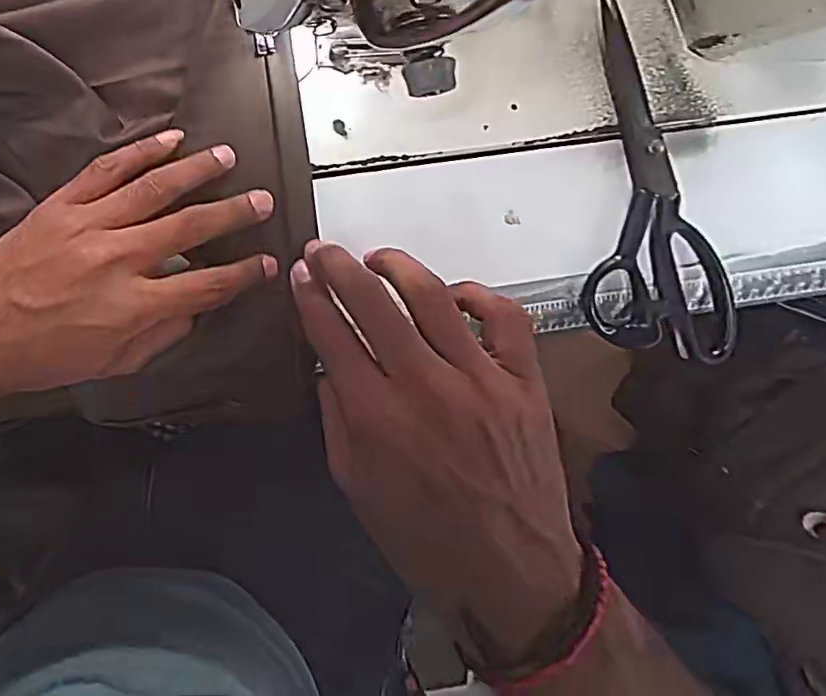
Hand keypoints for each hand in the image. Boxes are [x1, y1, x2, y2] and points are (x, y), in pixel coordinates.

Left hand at [0, 130, 276, 426]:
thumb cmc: (42, 353)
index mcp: (133, 305)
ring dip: (197, 171)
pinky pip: (108, 169)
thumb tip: (195, 307)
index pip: (207, 284)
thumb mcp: (114, 363)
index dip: (244, 273)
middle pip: (191, 227)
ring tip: (225, 158)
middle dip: (234, 212)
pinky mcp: (62, 205)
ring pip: (156, 188)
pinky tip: (168, 141)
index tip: (263, 262)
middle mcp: (117, 259)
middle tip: (259, 200)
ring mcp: (88, 226)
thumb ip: (163, 334)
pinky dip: (142, 152)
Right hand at [290, 242, 580, 662]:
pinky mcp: (523, 383)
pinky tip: (453, 292)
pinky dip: (478, 294)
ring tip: (377, 258)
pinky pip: (504, 317)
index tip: (301, 273)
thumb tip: (328, 365)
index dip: (310, 294)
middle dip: (339, 265)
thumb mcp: (354, 483)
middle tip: (324, 249)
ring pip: (432, 296)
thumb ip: (335, 416)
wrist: (515, 576)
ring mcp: (479, 380)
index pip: (331, 332)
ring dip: (397, 266)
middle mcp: (425, 388)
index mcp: (377, 416)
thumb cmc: (426, 537)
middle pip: (372, 301)